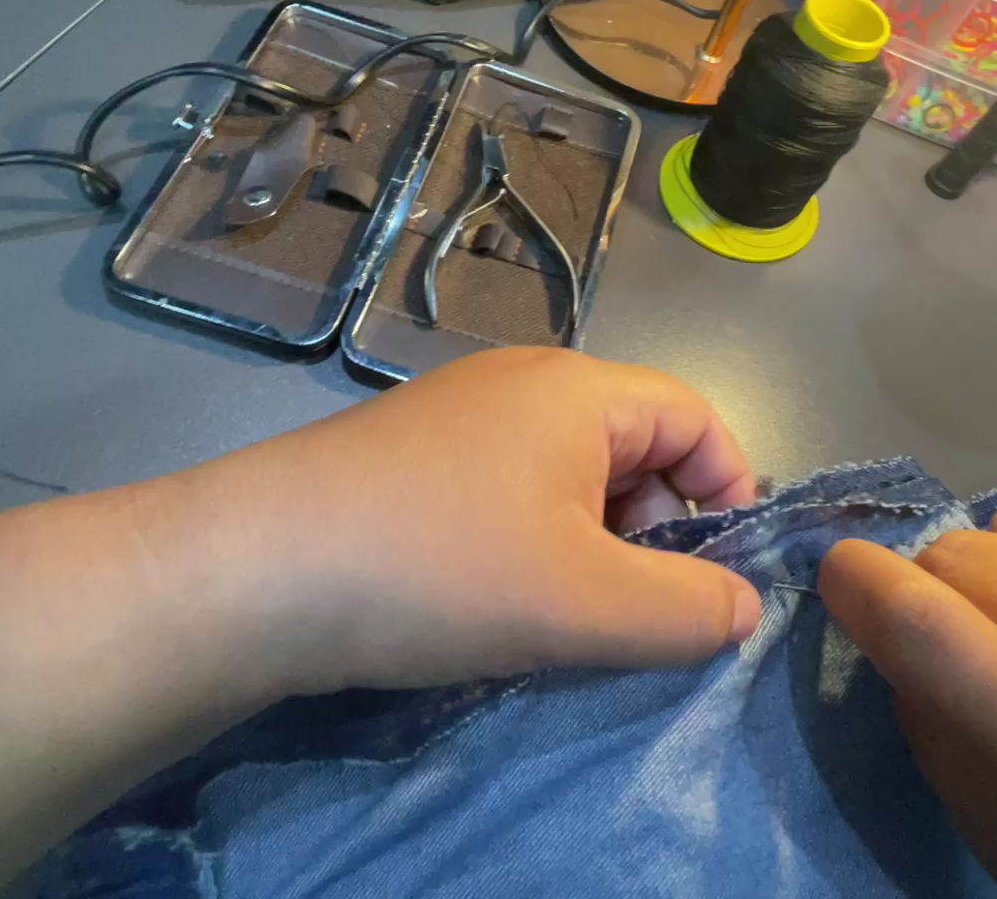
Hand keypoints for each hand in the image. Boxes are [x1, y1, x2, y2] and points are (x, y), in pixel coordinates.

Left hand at [142, 347, 762, 695]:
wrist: (254, 570)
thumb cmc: (439, 567)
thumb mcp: (585, 600)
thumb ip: (687, 607)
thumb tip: (743, 606)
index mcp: (577, 389)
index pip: (695, 417)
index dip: (730, 489)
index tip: (725, 576)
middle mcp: (523, 383)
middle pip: (635, 445)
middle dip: (658, 528)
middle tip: (633, 609)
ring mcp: (463, 416)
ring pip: (571, 475)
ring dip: (594, 543)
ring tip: (566, 613)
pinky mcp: (418, 456)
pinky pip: (513, 490)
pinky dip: (536, 541)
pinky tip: (502, 594)